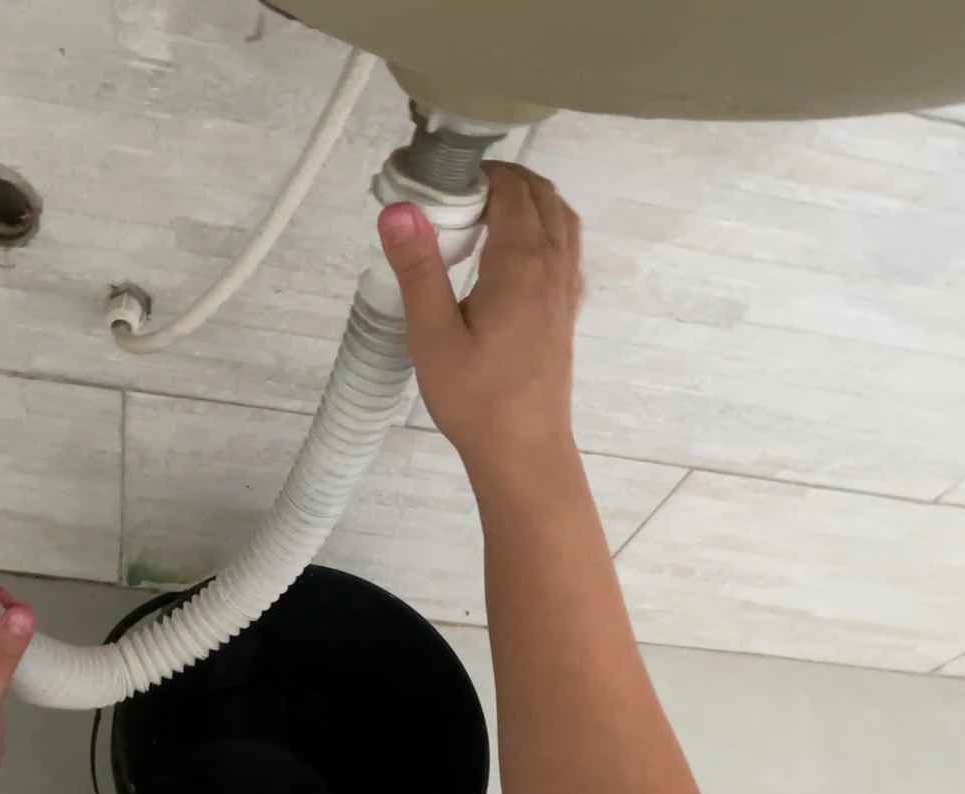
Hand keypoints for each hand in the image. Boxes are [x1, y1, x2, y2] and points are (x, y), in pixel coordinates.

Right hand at [377, 161, 583, 475]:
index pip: (510, 189)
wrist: (522, 448)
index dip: (478, 173)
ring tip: (483, 215)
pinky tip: (514, 253)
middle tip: (454, 195)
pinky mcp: (566, 311)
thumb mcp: (433, 336)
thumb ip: (419, 269)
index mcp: (520, 264)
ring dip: (526, 200)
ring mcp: (566, 289)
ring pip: (559, 218)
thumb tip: (399, 208)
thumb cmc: (474, 398)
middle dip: (502, 179)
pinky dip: (544, 228)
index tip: (441, 181)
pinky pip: (565, 247)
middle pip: (540, 195)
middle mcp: (553, 265)